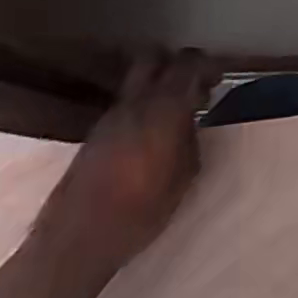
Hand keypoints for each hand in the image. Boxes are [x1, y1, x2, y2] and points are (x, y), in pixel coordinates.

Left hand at [31, 48, 220, 271]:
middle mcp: (135, 102)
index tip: (218, 78)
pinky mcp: (95, 133)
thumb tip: (191, 122)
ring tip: (175, 113)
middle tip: (193, 85)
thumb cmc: (142, 210)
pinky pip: (125, 104)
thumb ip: (191, 139)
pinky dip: (142, 106)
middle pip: (154, 58)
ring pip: (136, 80)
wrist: (78, 239)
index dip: (207, 65)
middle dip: (176, 64)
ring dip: (157, 86)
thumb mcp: (185, 176)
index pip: (188, 63)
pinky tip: (151, 133)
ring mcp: (110, 116)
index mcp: (163, 107)